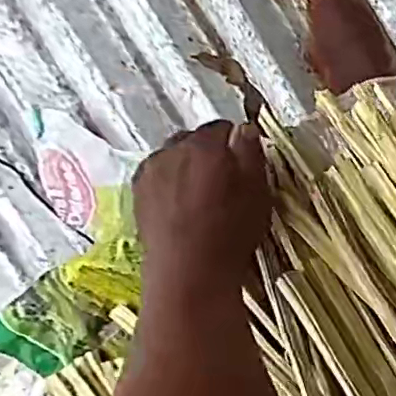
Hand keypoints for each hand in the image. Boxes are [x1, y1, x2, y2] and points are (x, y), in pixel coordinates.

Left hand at [134, 120, 270, 304]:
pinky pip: (160, 175)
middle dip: (212, 153)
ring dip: (191, 167)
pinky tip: (187, 206)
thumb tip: (246, 128)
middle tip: (231, 181)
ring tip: (208, 196)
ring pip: (175, 157)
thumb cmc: (233, 230)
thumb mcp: (258, 192)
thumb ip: (251, 154)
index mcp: (205, 146)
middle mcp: (171, 149)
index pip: (224, 127)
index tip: (250, 164)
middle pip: (195, 140)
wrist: (189, 268)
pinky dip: (174, 182)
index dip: (239, 143)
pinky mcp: (138, 190)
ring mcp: (150, 169)